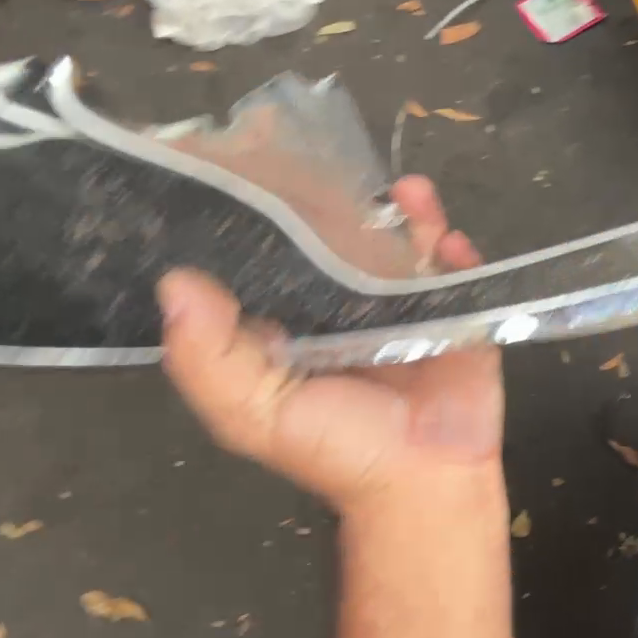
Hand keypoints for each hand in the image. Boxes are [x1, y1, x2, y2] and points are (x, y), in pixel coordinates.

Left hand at [157, 176, 504, 516]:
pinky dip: (459, 254)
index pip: (280, 257)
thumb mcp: (252, 412)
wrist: (424, 480)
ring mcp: (415, 310)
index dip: (268, 213)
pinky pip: (463, 277)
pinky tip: (449, 238)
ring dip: (411, 216)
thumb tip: (175, 280)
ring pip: (410, 250)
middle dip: (346, 200)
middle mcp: (357, 306)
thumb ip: (210, 358)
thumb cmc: (338, 449)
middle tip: (336, 158)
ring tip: (405, 189)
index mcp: (302, 321)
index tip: (254, 161)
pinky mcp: (462, 318)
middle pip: (351, 240)